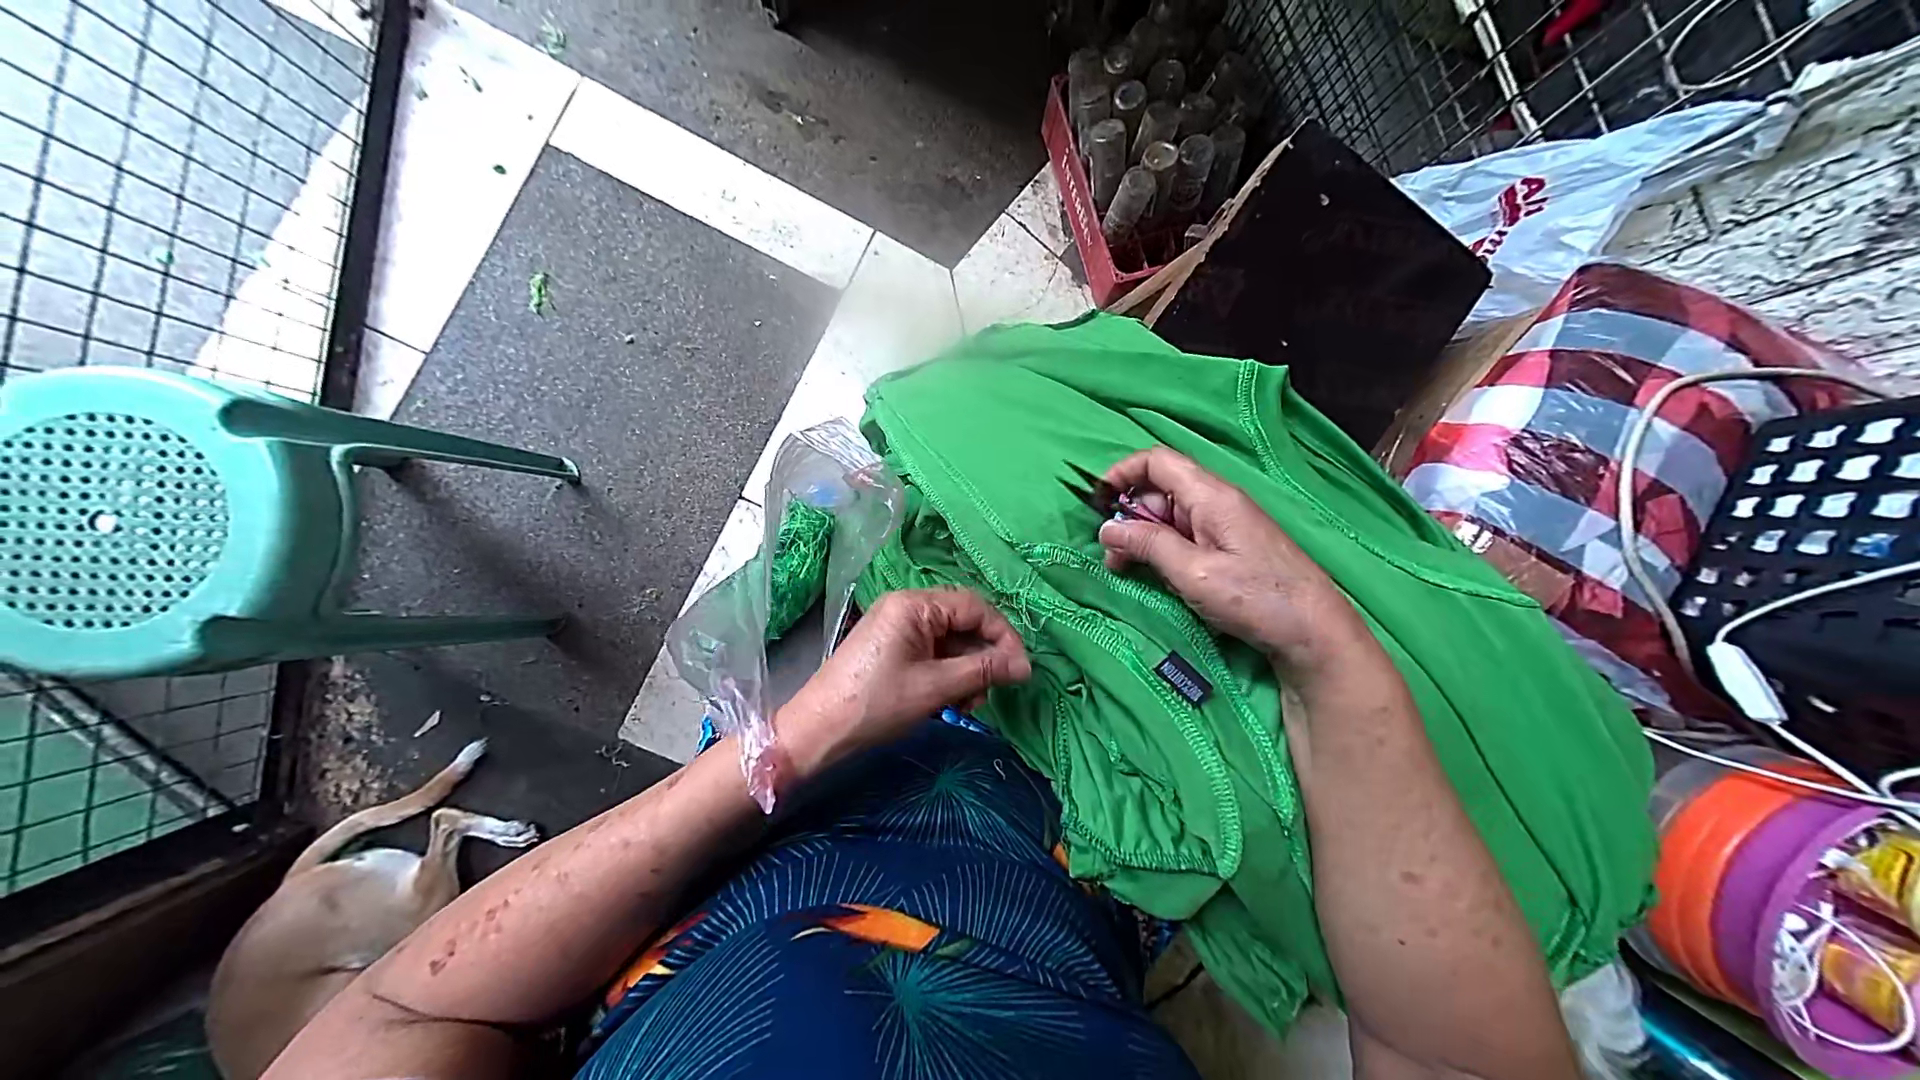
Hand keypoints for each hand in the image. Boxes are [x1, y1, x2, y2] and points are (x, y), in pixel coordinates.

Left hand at [774, 587, 1030, 779]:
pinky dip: (947, 677)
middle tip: (986, 695)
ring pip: (951, 643)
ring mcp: (899, 628)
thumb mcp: (936, 687)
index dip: (1004, 637)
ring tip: (963, 705)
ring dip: (966, 673)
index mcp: (915, 605)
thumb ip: (984, 671)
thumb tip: (1026, 666)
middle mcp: (907, 607)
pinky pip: (933, 654)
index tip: (1021, 670)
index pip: (976, 607)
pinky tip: (947, 703)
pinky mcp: (894, 648)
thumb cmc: (877, 704)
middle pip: (964, 624)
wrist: (819, 730)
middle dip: (982, 660)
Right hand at [1096, 447, 1376, 686]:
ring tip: (1125, 570)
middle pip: (1159, 491)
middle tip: (1111, 555)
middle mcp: (1217, 502)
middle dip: (1128, 516)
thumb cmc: (1255, 597)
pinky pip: (1185, 537)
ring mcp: (1224, 526)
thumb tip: (1107, 527)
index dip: (1122, 474)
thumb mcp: (1192, 572)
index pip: (1156, 461)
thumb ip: (1147, 544)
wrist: (1314, 632)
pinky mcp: (1229, 548)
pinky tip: (1156, 576)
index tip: (1097, 503)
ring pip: (1169, 517)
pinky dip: (1162, 551)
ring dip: (1142, 538)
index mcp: (1210, 496)